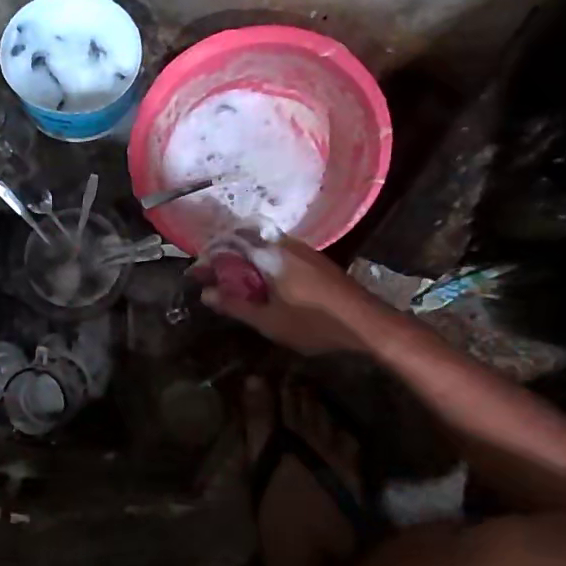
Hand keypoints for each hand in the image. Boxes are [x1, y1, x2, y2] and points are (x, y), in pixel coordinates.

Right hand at [191, 236, 394, 354]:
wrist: (367, 324)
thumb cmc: (313, 322)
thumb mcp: (268, 320)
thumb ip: (234, 305)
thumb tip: (206, 294)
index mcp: (270, 254)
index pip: (229, 244)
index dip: (210, 258)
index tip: (197, 274)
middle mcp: (286, 245)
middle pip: (246, 241)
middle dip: (226, 258)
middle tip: (214, 278)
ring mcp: (304, 251)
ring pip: (264, 248)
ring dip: (246, 261)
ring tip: (235, 283)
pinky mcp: (316, 261)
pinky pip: (280, 254)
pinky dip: (263, 265)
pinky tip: (263, 285)